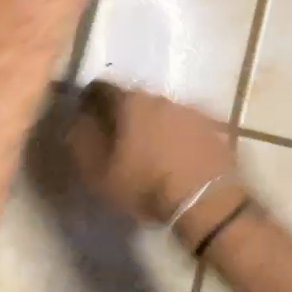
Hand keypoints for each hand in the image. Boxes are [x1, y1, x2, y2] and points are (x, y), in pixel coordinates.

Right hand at [64, 82, 242, 244]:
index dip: (89, 103)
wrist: (207, 203)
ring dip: (153, 125)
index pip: (100, 88)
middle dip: (124, 115)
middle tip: (118, 140)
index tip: (86, 120)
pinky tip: (176, 158)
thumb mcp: (99, 173)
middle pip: (134, 99)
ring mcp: (191, 110)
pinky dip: (178, 137)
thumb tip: (75, 123)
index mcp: (129, 102)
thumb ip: (81, 142)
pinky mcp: (215, 127)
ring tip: (150, 152)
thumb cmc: (145, 185)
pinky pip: (187, 127)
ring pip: (162, 112)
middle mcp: (160, 97)